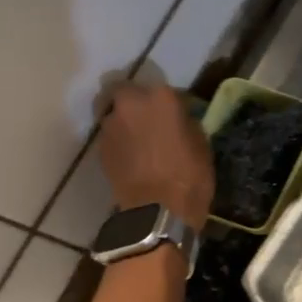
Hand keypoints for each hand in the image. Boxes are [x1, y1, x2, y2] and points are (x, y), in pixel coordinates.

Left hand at [97, 82, 213, 229]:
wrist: (158, 210)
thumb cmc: (190, 178)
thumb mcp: (202, 147)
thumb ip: (187, 125)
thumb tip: (180, 121)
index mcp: (162, 99)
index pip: (169, 91)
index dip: (176, 104)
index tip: (182, 116)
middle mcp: (130, 103)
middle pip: (130, 92)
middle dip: (140, 103)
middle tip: (154, 121)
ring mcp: (110, 123)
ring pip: (117, 113)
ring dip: (128, 122)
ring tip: (142, 141)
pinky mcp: (100, 145)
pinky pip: (113, 135)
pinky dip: (122, 141)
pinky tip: (134, 157)